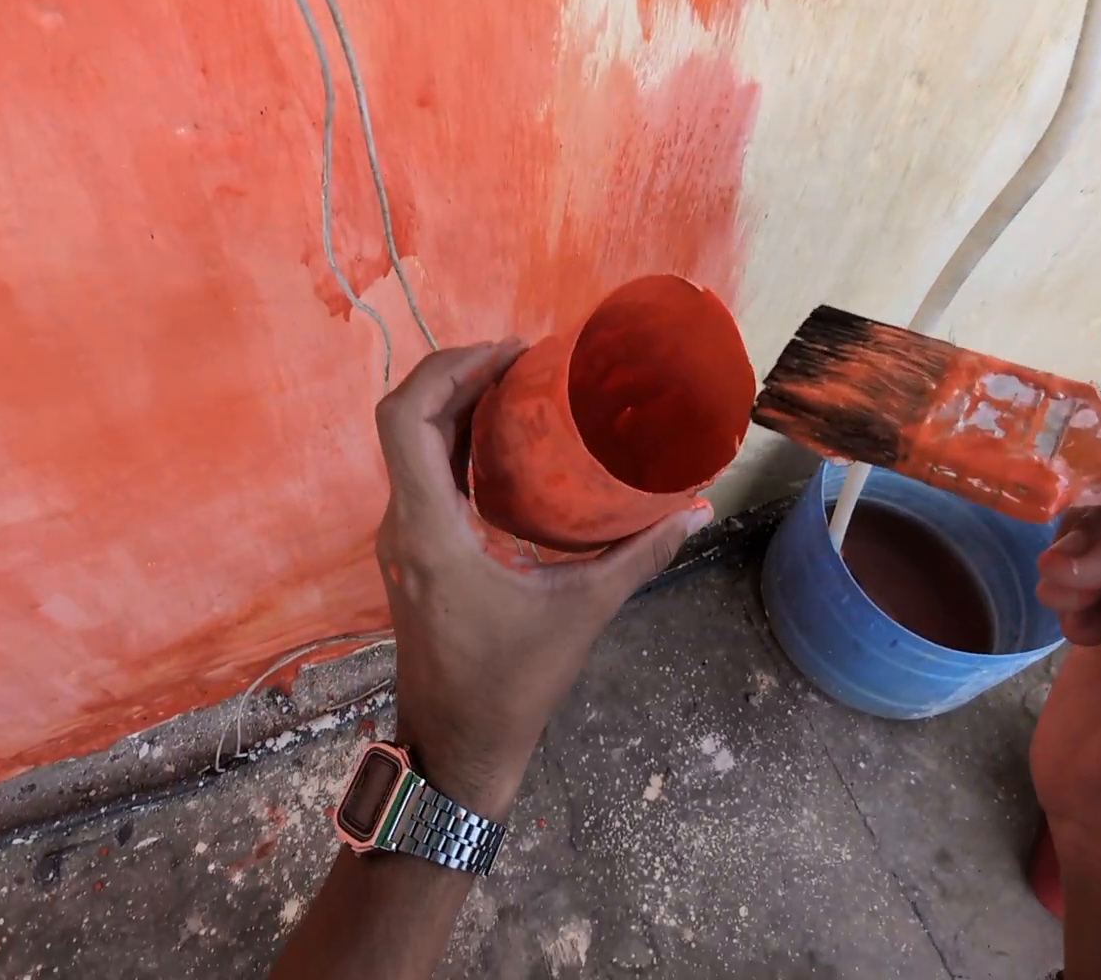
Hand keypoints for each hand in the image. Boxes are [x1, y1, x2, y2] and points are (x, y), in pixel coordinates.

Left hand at [373, 341, 712, 817]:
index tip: (509, 353)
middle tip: (523, 361)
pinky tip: (504, 441)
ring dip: (454, 406)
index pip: (406, 420)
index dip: (448, 369)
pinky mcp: (414, 552)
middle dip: (457, 376)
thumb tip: (698, 509)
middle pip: (405, 421)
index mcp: (428, 529)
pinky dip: (454, 443)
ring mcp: (402, 539)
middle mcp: (402, 524)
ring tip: (518, 386)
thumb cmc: (512, 684)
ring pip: (411, 447)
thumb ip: (641, 555)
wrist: (456, 747)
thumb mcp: (582, 612)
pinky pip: (423, 475)